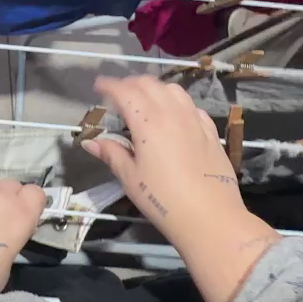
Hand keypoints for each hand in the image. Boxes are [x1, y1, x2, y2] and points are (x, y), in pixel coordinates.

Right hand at [81, 76, 281, 301]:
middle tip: (117, 92)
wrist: (211, 218)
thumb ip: (112, 154)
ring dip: (154, 87)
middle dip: (130, 83)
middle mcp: (172, 113)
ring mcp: (194, 120)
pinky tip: (173, 114)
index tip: (98, 86)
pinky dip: (176, 101)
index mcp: (148, 122)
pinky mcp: (210, 131)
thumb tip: (91, 142)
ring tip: (144, 98)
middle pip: (149, 84)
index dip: (109, 85)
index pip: (125, 92)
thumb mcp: (130, 178)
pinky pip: (191, 105)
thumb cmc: (163, 200)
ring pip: (172, 89)